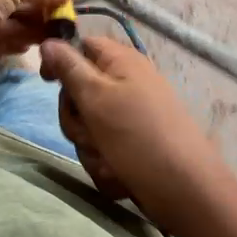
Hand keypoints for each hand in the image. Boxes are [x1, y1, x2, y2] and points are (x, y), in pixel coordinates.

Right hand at [41, 36, 222, 212]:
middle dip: (77, 119)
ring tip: (109, 162)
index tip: (48, 82)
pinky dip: (106, 165)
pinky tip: (120, 177)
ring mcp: (131, 118)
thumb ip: (68, 68)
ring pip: (88, 127)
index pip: (80, 45)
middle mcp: (127, 85)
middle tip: (90, 133)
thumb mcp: (96, 97)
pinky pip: (103, 150)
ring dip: (91, 148)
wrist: (189, 195)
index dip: (60, 61)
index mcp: (121, 62)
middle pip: (78, 92)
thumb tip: (48, 41)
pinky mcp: (133, 147)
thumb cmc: (139, 137)